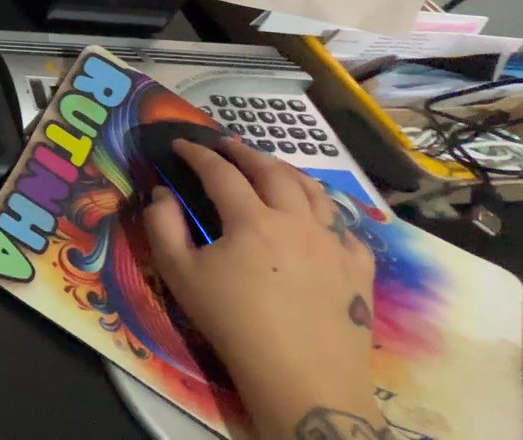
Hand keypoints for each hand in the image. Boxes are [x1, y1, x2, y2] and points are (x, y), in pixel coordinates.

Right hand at [144, 138, 382, 435]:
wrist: (303, 379)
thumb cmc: (232, 321)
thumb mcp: (178, 271)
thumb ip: (163, 224)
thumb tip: (162, 194)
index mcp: (252, 221)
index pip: (221, 172)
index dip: (198, 154)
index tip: (181, 144)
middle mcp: (297, 223)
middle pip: (274, 173)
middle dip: (245, 153)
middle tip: (225, 144)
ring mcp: (335, 246)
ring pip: (316, 193)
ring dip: (287, 172)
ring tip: (269, 167)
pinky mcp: (359, 272)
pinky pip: (346, 229)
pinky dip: (324, 212)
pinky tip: (314, 217)